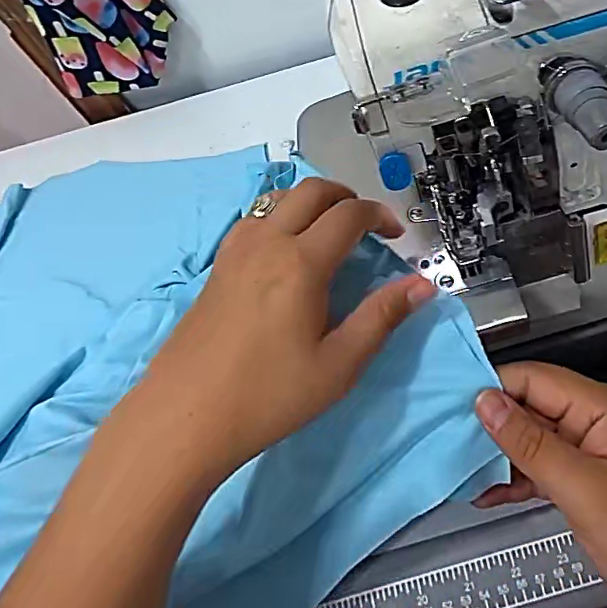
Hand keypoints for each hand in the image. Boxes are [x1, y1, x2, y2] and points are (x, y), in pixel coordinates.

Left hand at [132, 177, 434, 477]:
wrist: (185, 417)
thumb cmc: (268, 396)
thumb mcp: (338, 365)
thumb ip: (382, 317)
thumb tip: (421, 285)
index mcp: (301, 262)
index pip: (350, 215)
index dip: (379, 216)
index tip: (394, 236)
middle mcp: (268, 243)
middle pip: (314, 190)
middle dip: (347, 196)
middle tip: (366, 224)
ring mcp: (237, 250)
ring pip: (280, 198)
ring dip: (312, 201)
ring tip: (328, 231)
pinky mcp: (218, 264)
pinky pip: (255, 218)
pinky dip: (281, 214)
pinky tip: (285, 250)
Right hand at [472, 362, 606, 607]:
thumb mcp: (587, 492)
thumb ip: (532, 444)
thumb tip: (487, 401)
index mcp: (601, 408)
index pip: (533, 378)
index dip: (492, 386)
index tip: (451, 402)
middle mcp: (593, 422)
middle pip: (529, 405)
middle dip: (490, 422)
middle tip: (448, 438)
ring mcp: (589, 454)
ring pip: (531, 438)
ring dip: (499, 454)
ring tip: (460, 467)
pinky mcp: (586, 483)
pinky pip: (541, 468)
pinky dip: (515, 478)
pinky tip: (488, 492)